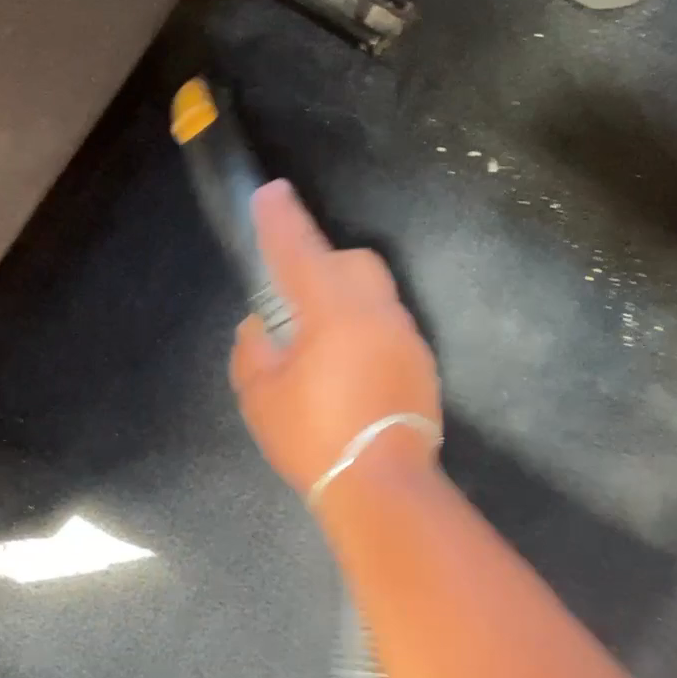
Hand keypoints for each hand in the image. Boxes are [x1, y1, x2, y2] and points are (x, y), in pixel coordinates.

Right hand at [229, 180, 441, 500]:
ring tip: (322, 347)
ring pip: (374, 294)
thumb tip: (262, 328)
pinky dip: (366, 333)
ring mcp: (406, 336)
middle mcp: (375, 312)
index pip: (298, 251)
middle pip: (352, 261)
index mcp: (331, 311)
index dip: (279, 220)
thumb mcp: (260, 397)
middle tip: (296, 302)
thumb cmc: (313, 438)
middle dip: (323, 264)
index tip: (269, 192)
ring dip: (345, 303)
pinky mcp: (422, 363)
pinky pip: (388, 328)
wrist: (382, 485)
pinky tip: (351, 373)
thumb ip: (254, 350)